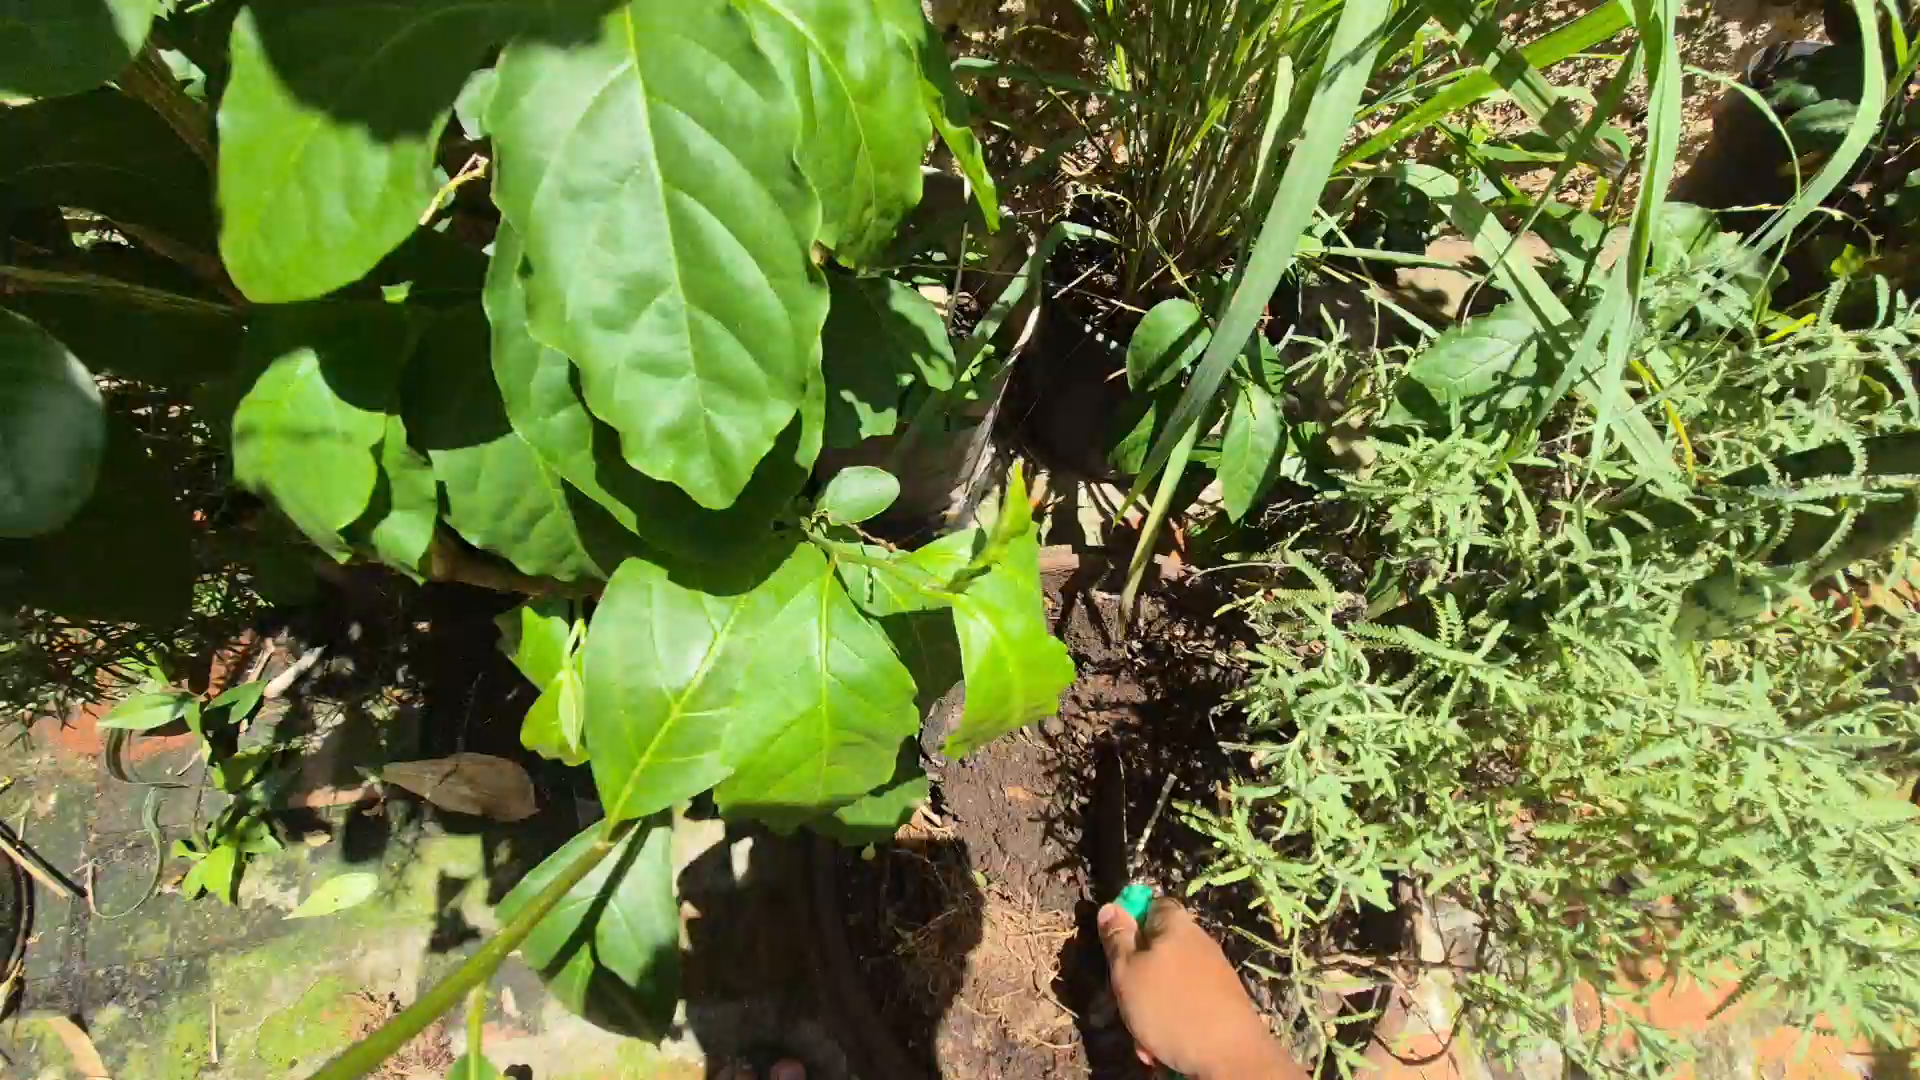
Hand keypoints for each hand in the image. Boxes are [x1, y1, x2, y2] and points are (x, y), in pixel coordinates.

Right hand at [1098, 899, 1302, 1079]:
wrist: (1234, 1060)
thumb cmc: (1172, 1007)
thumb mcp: (1127, 971)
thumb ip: (1116, 938)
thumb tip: (1110, 907)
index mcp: (1175, 923)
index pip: (1150, 905)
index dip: (1130, 923)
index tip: (1117, 950)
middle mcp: (1198, 940)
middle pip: (1157, 949)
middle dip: (1138, 978)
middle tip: (1128, 1003)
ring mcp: (1214, 972)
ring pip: (1169, 982)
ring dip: (1153, 1007)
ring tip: (1145, 1038)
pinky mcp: (1224, 1002)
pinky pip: (1188, 1003)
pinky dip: (1174, 1021)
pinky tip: (1166, 1047)